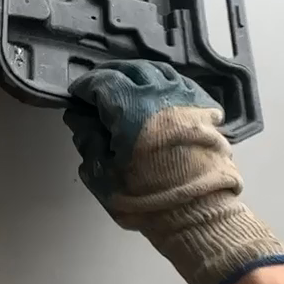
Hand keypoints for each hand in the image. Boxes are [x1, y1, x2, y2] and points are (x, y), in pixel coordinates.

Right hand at [64, 60, 283, 283]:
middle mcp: (159, 96)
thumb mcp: (101, 173)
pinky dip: (166, 84)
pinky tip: (159, 95)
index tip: (77, 94)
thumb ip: (87, 139)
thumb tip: (79, 118)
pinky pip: (183, 85)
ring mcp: (186, 101)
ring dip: (139, 75)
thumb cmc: (145, 197)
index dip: (85, 86)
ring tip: (129, 85)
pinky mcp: (206, 112)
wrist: (199, 214)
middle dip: (111, 74)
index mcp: (130, 109)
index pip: (101, 82)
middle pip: (131, 69)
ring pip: (159, 72)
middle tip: (99, 86)